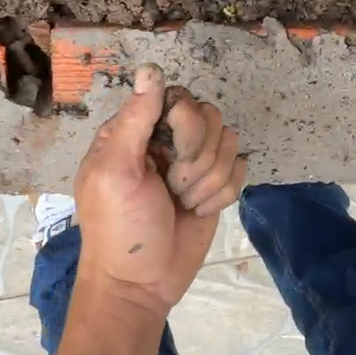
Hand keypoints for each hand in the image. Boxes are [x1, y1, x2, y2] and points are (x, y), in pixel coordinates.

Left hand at [72, 63, 246, 317]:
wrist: (141, 286)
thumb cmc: (119, 229)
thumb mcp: (115, 172)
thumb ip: (134, 119)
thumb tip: (151, 69)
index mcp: (138, 130)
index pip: (180, 98)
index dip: (184, 126)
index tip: (168, 157)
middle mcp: (168, 140)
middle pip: (211, 118)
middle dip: (197, 160)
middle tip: (171, 189)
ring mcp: (194, 163)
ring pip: (229, 143)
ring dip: (208, 181)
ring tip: (182, 204)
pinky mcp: (216, 186)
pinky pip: (240, 169)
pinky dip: (221, 195)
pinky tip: (197, 212)